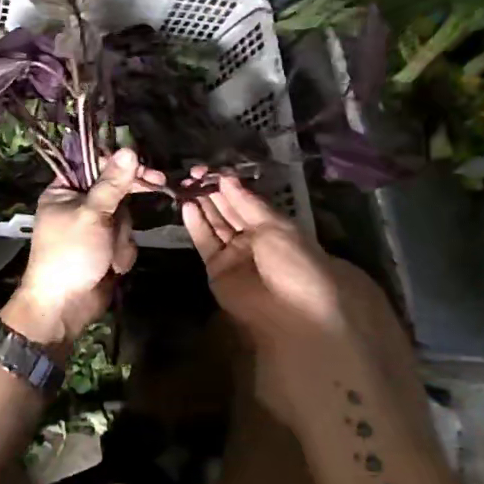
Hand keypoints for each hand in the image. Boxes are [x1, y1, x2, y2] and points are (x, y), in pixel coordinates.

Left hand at [0, 149, 163, 346]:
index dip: (120, 164)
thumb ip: (112, 184)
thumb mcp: (92, 215)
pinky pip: (124, 238)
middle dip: (128, 200)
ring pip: (124, 216)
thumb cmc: (70, 254)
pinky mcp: (104, 247)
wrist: (64, 307)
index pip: (95, 165)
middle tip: (159, 185)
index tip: (145, 166)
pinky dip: (121, 253)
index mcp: (64, 190)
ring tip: (109, 254)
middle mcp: (78, 204)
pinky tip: (112, 267)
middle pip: (115, 189)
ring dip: (122, 236)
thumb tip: (129, 149)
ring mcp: (93, 227)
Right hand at [182, 170, 415, 416]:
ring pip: (215, 224)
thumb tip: (226, 180)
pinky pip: (205, 243)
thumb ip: (247, 203)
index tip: (211, 168)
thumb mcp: (276, 227)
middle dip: (212, 191)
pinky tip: (186, 205)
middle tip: (192, 171)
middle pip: (229, 211)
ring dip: (202, 204)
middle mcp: (255, 241)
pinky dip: (196, 224)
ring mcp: (236, 257)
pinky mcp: (218, 272)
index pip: (248, 201)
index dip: (230, 184)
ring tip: (184, 182)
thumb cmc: (298, 263)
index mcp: (276, 229)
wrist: (295, 315)